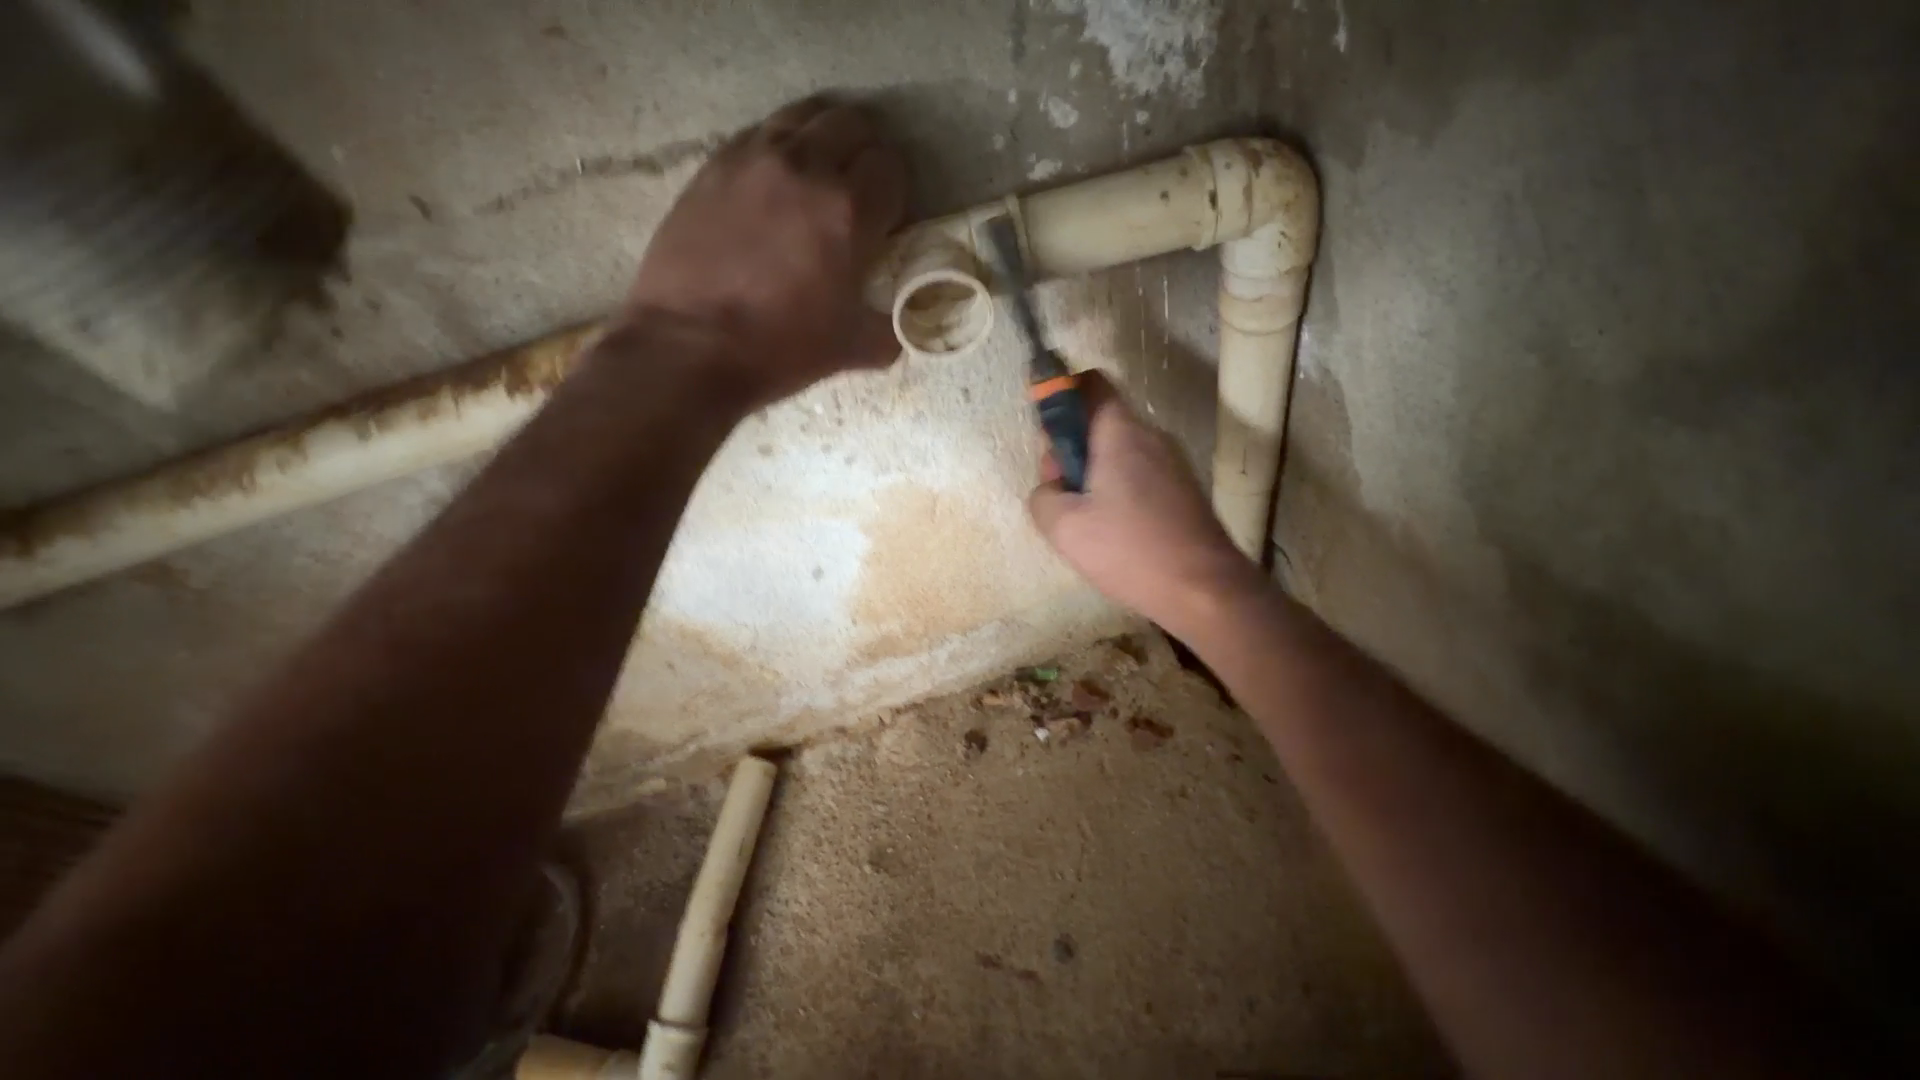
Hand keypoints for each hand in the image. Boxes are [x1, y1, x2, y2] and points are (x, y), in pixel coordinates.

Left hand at [623, 97, 907, 407]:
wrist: (687, 347)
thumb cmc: (777, 349)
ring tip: (818, 174)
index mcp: (848, 210)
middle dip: (865, 152)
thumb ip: (890, 324)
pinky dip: (779, 148)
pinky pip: (759, 133)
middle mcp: (805, 167)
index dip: (895, 194)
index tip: (886, 221)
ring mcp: (754, 159)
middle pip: (853, 124)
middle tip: (859, 189)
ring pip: (804, 116)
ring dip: (822, 138)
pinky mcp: (714, 165)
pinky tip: (773, 182)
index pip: (891, 167)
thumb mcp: (852, 348)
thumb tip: (902, 316)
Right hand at [1028, 372, 1263, 637]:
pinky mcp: (1184, 490)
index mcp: (1120, 432)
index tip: (1047, 435)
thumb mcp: (1064, 528)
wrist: (1204, 588)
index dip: (1061, 396)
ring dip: (1094, 475)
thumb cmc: (1130, 550)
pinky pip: (1139, 474)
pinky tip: (1115, 533)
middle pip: (1101, 422)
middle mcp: (1151, 436)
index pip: (1090, 384)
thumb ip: (1043, 496)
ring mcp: (1173, 462)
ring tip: (1087, 521)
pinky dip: (1119, 491)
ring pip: (1119, 452)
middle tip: (1061, 492)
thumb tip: (1051, 487)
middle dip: (1072, 449)